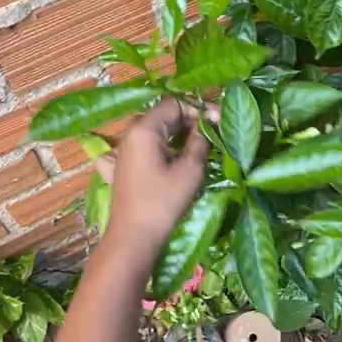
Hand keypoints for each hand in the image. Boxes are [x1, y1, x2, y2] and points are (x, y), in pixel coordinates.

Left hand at [94, 99, 207, 254]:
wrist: (134, 238)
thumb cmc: (163, 202)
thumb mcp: (190, 170)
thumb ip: (200, 141)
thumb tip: (208, 124)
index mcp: (144, 129)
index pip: (174, 104)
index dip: (198, 109)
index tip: (219, 121)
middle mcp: (130, 135)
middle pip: (163, 116)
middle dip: (189, 121)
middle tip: (213, 135)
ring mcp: (123, 152)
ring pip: (154, 133)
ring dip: (177, 136)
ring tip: (199, 147)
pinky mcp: (122, 168)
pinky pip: (142, 148)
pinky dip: (159, 147)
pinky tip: (169, 156)